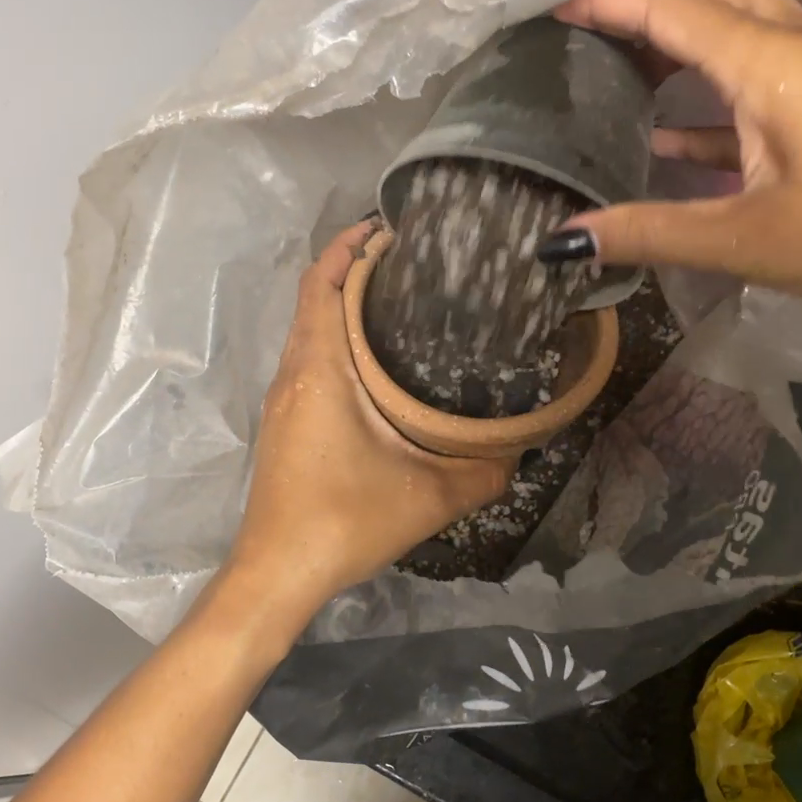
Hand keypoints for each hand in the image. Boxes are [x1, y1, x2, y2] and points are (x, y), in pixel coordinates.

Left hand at [229, 221, 516, 608]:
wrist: (277, 573)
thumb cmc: (345, 520)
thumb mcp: (429, 496)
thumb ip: (484, 472)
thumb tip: (524, 450)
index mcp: (321, 370)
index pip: (323, 283)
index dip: (349, 247)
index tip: (389, 228)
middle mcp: (295, 374)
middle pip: (314, 298)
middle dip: (352, 268)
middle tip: (409, 260)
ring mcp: (284, 400)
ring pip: (308, 330)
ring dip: (340, 305)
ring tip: (397, 300)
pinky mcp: (285, 424)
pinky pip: (309, 360)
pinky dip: (335, 340)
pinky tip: (374, 362)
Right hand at [539, 0, 801, 308]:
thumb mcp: (752, 242)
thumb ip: (653, 233)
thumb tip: (563, 242)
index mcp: (769, 63)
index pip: (671, 8)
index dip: (606, 2)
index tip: (548, 6)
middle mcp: (796, 45)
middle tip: (584, 31)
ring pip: (739, 23)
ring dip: (678, 34)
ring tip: (617, 67)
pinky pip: (760, 71)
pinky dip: (709, 87)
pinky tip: (672, 135)